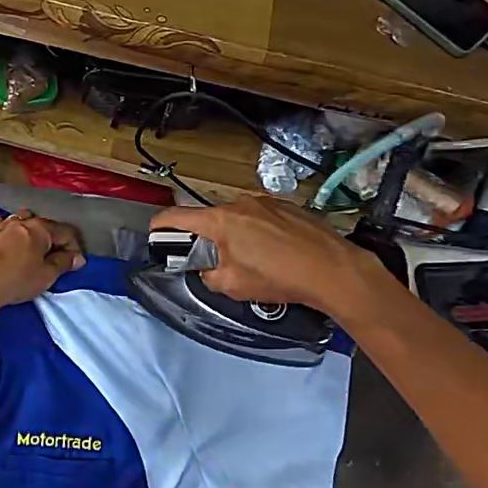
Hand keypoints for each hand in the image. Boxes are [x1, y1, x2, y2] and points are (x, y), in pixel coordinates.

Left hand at [0, 210, 85, 317]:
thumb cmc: (17, 280)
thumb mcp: (47, 275)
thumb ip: (64, 263)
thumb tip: (77, 257)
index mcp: (42, 228)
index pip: (67, 233)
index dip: (74, 248)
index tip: (73, 264)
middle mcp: (24, 221)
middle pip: (47, 225)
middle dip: (55, 240)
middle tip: (57, 258)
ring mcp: (4, 224)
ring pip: (25, 219)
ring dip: (34, 230)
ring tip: (35, 246)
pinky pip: (3, 223)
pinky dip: (10, 228)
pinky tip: (10, 235)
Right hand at [149, 197, 388, 311]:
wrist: (332, 269)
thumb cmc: (282, 277)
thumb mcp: (233, 285)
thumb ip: (209, 274)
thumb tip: (208, 268)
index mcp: (221, 219)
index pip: (177, 216)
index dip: (161, 227)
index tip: (155, 235)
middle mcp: (242, 203)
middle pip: (210, 218)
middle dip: (206, 240)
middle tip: (212, 263)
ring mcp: (267, 202)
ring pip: (238, 219)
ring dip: (236, 238)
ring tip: (252, 264)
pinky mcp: (288, 207)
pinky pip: (262, 219)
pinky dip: (259, 234)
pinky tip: (274, 256)